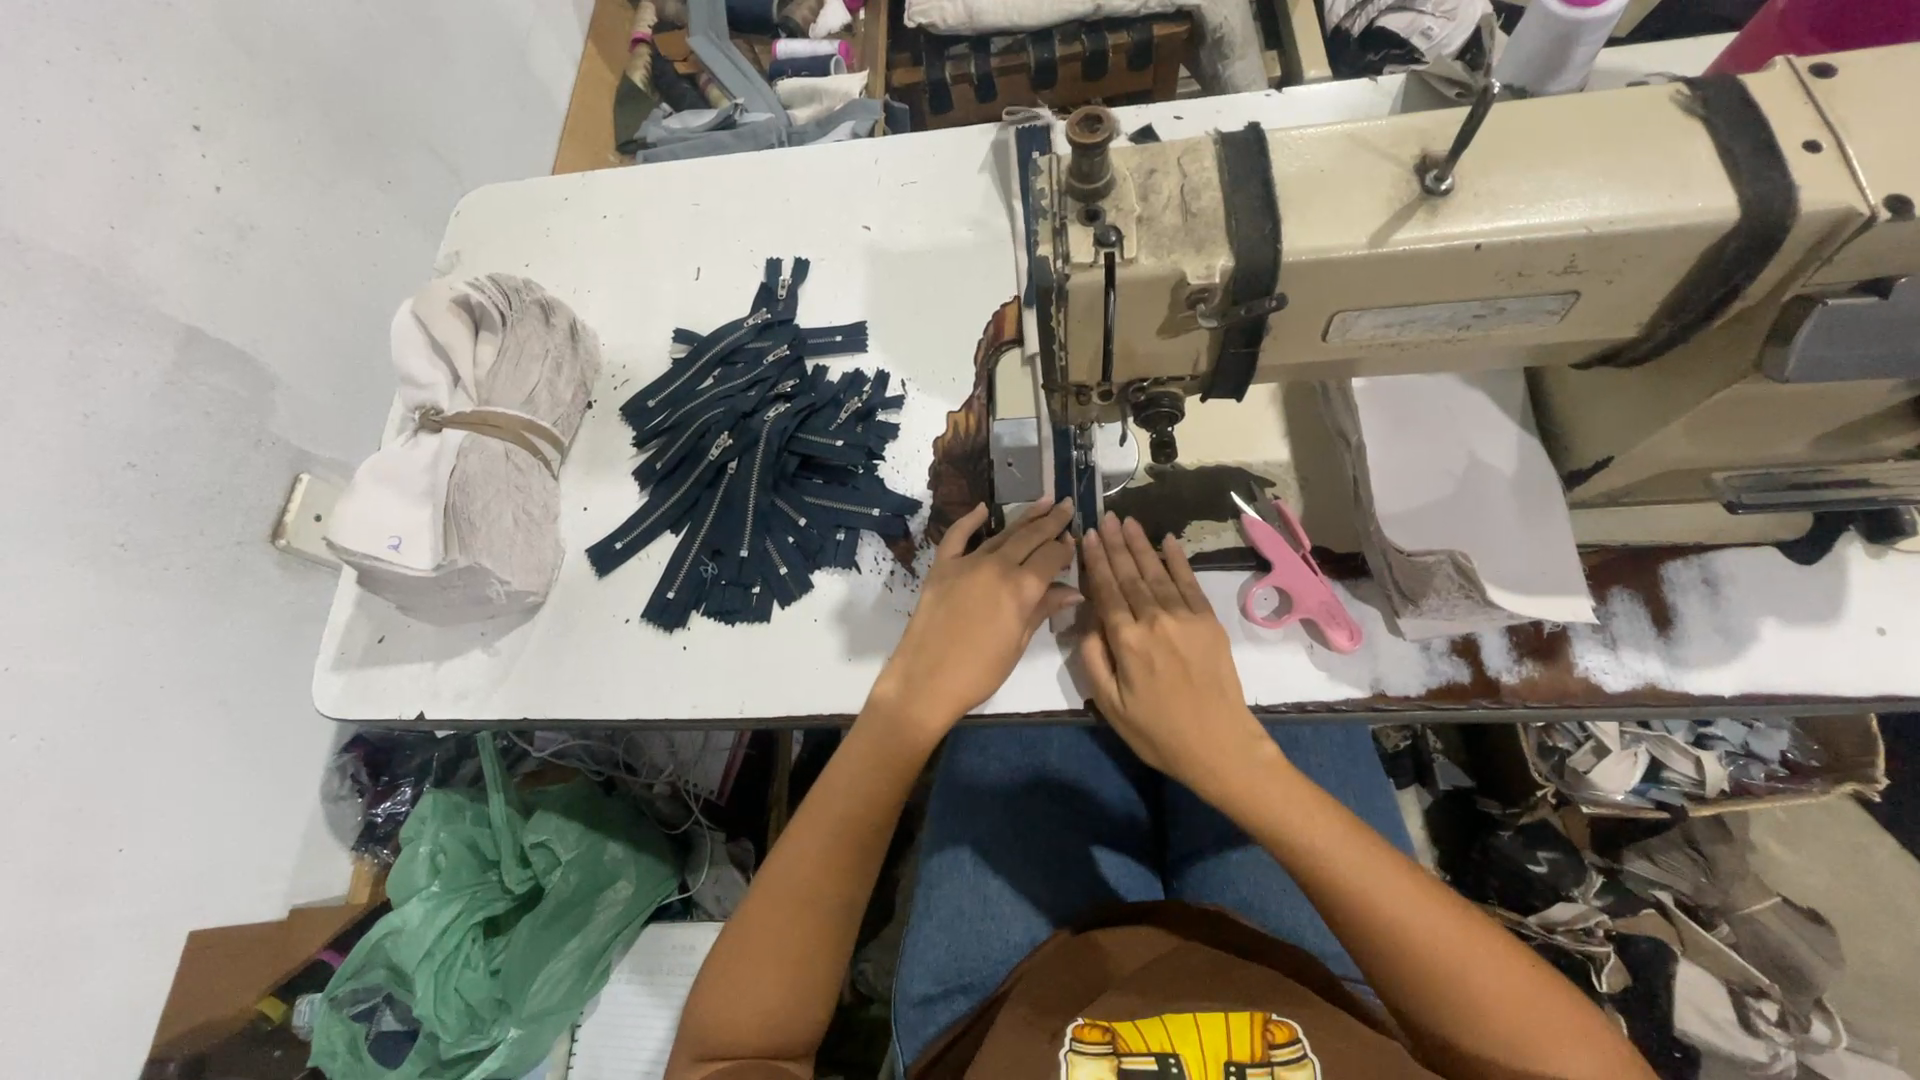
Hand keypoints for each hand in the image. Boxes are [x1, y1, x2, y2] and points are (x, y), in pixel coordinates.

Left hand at [867, 500, 1081, 741]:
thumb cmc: (980, 672)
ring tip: (1043, 501)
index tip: (1075, 540)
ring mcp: (966, 564)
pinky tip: (982, 509)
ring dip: (1024, 518)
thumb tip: (1073, 592)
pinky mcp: (941, 568)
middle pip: (1030, 538)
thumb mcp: (1018, 643)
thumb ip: (1042, 610)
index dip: (1066, 548)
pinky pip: (956, 537)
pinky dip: (969, 520)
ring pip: (1001, 534)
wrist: (925, 680)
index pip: (1051, 557)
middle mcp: (997, 567)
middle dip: (1051, 521)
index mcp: (1021, 588)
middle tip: (1066, 505)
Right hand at [1077, 513, 1278, 795]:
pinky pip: (1189, 583)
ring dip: (1141, 545)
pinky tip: (1167, 541)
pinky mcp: (1209, 622)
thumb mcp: (1109, 704)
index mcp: (1126, 640)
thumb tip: (1087, 620)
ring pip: (1157, 572)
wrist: (1219, 745)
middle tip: (1106, 517)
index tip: (1088, 536)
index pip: (1106, 590)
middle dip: (1116, 544)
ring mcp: (1185, 618)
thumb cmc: (1157, 732)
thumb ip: (1093, 658)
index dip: (1096, 561)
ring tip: (1128, 521)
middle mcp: (1155, 620)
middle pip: (1130, 574)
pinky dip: (1177, 560)